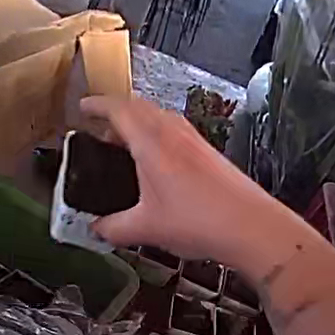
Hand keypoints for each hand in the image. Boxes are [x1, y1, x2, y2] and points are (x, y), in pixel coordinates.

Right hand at [78, 94, 303, 277]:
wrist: (251, 226)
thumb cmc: (200, 222)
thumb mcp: (146, 229)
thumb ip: (114, 228)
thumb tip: (96, 229)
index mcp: (152, 143)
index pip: (118, 109)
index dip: (97, 106)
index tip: (83, 108)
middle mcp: (174, 133)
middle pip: (140, 107)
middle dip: (116, 112)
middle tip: (100, 128)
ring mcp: (195, 141)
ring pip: (161, 117)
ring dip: (140, 122)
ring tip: (126, 145)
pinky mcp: (210, 153)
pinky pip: (177, 132)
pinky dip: (160, 135)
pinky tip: (159, 163)